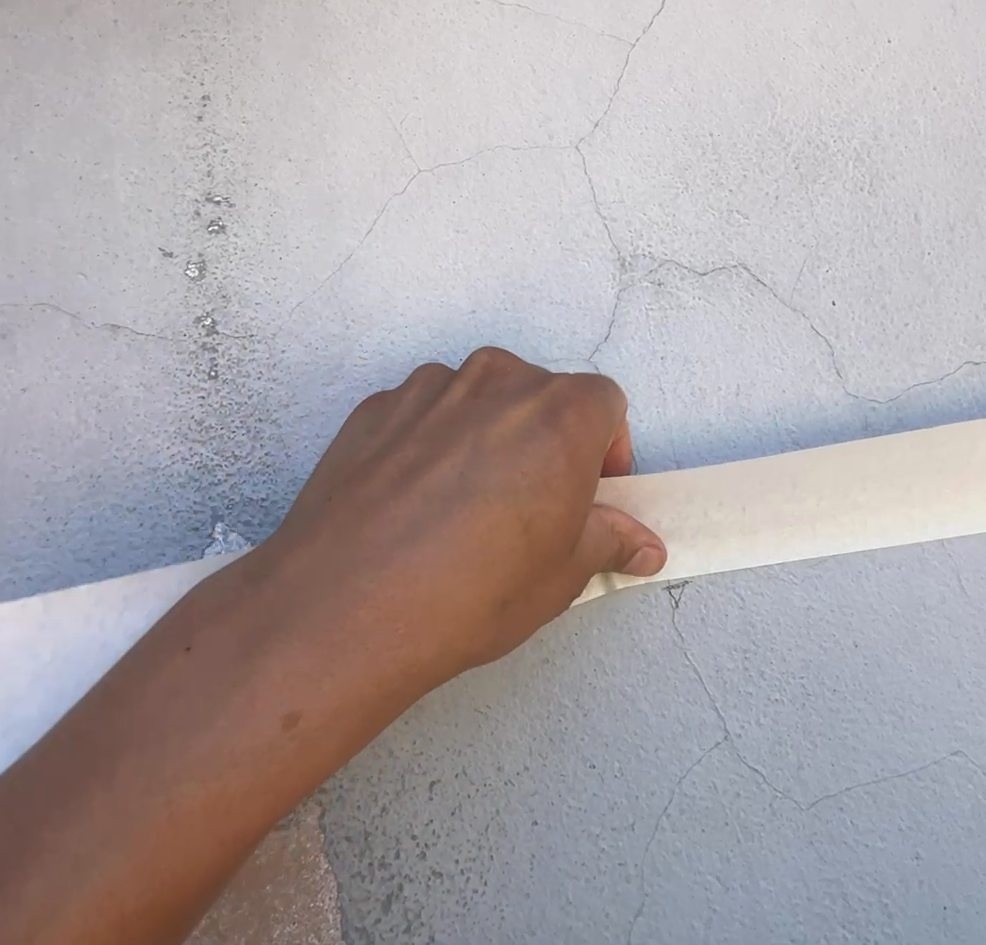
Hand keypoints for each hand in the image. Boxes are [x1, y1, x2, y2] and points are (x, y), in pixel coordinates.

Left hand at [260, 347, 666, 689]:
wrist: (345, 604)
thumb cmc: (466, 591)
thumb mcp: (560, 576)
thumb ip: (608, 541)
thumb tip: (640, 544)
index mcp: (558, 414)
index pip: (605, 402)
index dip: (607, 448)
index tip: (591, 491)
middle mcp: (496, 382)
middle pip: (541, 395)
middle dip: (548, 441)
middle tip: (532, 504)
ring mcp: (428, 389)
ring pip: (480, 399)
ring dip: (488, 436)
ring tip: (467, 506)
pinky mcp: (377, 408)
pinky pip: (423, 413)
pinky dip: (432, 441)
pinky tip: (416, 502)